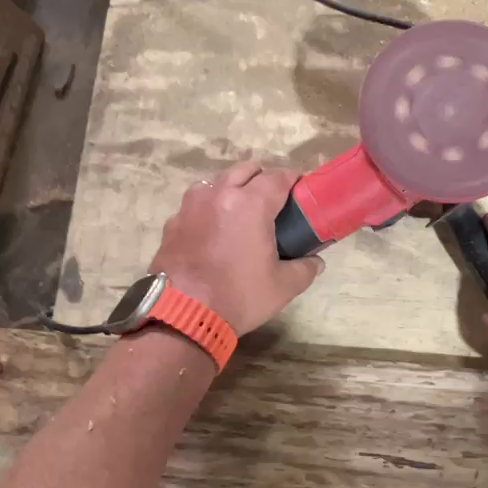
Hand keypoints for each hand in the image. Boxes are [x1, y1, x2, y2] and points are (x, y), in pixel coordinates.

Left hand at [149, 160, 324, 334]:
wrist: (180, 317)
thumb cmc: (237, 297)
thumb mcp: (282, 287)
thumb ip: (304, 269)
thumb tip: (315, 262)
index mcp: (250, 204)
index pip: (278, 176)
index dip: (293, 180)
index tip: (301, 191)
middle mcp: (219, 194)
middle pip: (246, 169)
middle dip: (263, 178)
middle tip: (274, 201)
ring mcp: (191, 206)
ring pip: (218, 181)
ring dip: (233, 188)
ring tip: (241, 212)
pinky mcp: (172, 222)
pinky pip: (196, 204)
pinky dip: (209, 208)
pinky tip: (213, 230)